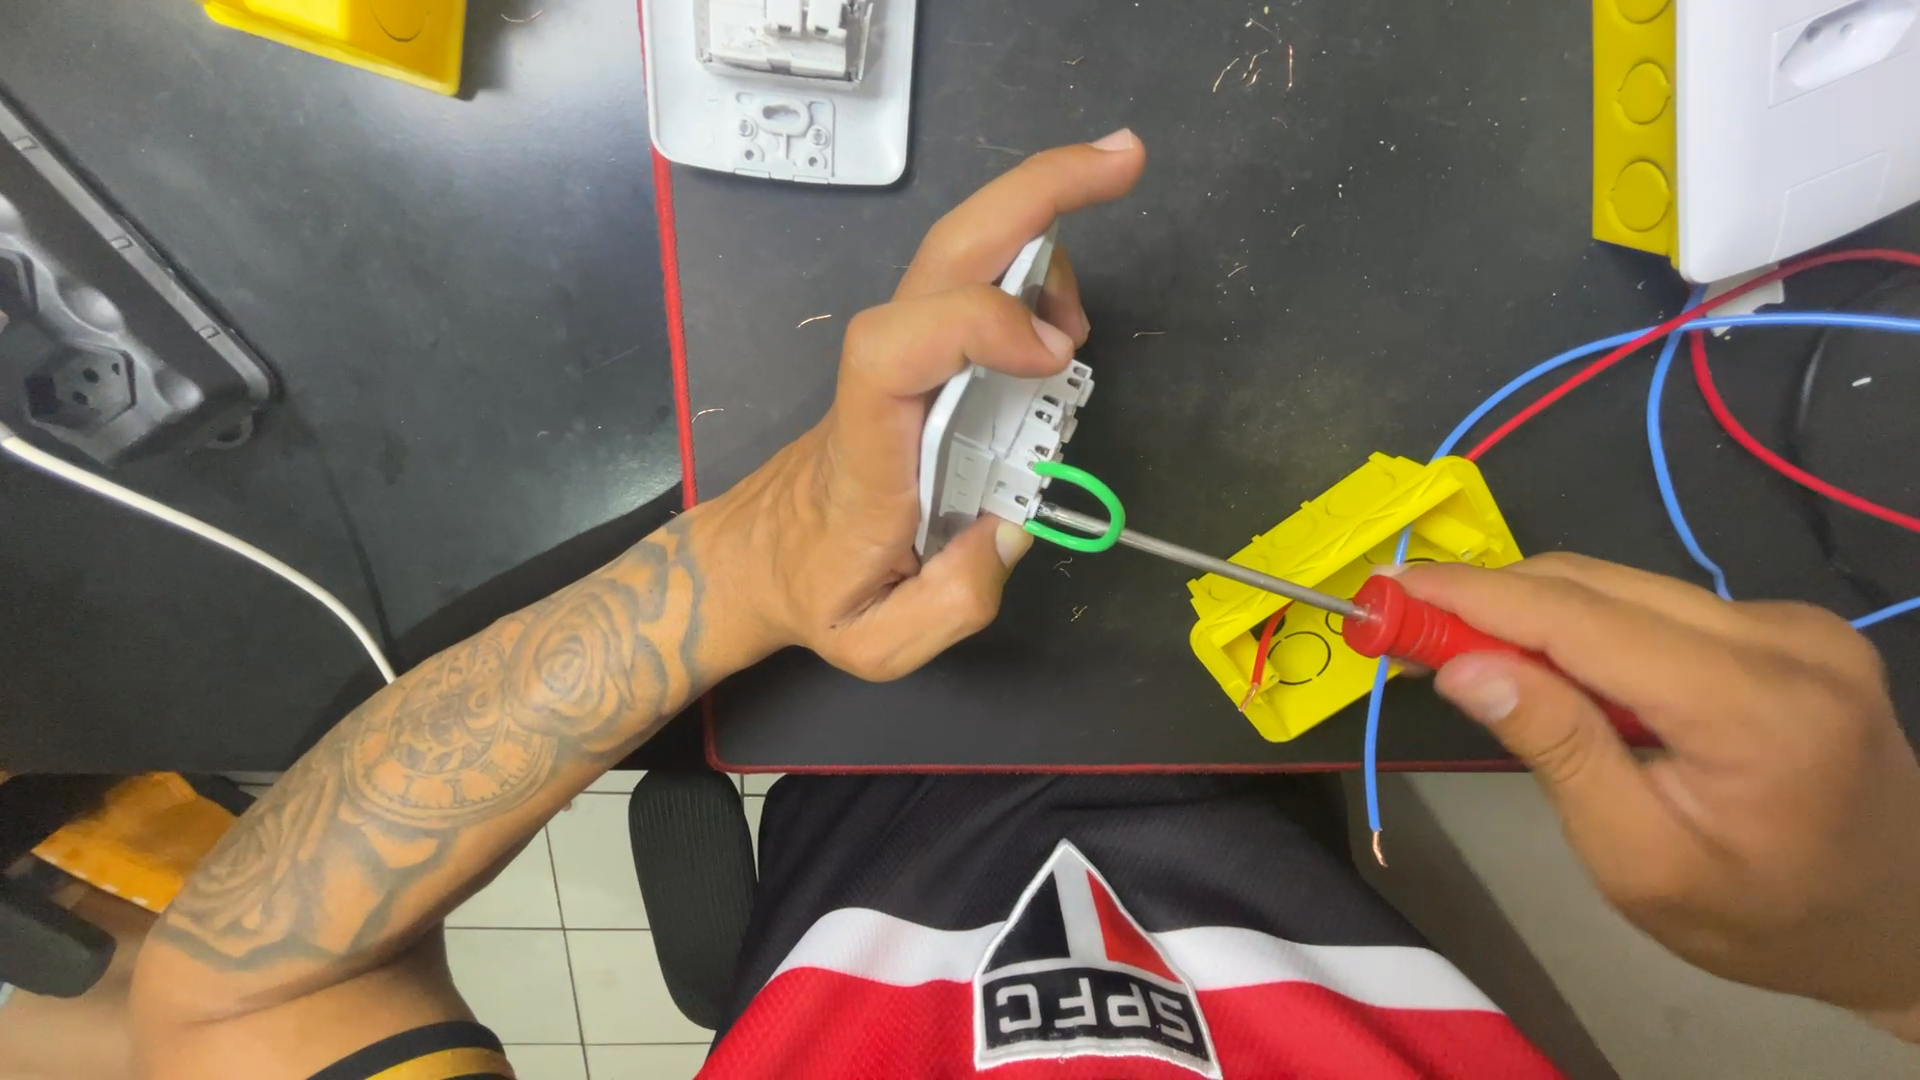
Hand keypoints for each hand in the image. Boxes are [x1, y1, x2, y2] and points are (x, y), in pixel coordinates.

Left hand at [703, 130, 1147, 679]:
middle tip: (1123, 161)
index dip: (975, 321)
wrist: (768, 557)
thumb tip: (1012, 526)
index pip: (892, 349)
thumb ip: (955, 602)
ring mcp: (899, 367)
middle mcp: (881, 388)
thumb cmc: (819, 594)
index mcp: (868, 452)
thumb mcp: (880, 641)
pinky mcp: (917, 366)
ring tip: (1080, 319)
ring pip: (958, 261)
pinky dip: (1024, 280)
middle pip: (941, 260)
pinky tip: (1054, 326)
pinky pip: (967, 294)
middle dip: (1031, 198)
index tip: (1049, 354)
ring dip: (1035, 236)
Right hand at [1398, 554, 1919, 1034]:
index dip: (1470, 595)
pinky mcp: (1772, 626)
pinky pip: (1634, 599)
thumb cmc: (1758, 916)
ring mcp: (1784, 624)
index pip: (1577, 619)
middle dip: (1477, 597)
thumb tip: (1461, 668)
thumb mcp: (1636, 859)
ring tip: (1447, 642)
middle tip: (1397, 624)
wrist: (1898, 928)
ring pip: (1605, 583)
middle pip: (1586, 585)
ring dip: (1513, 605)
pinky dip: (1559, 617)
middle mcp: (1780, 639)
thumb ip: (1555, 750)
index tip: (1385, 588)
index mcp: (1755, 707)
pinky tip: (1527, 655)